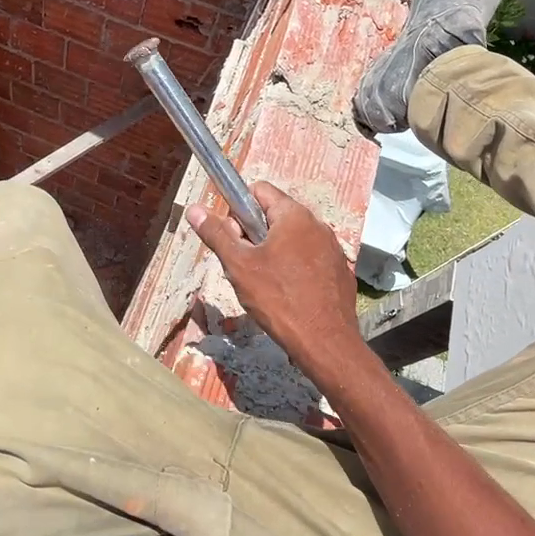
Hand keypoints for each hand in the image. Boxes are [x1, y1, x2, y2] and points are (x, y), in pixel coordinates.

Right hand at [186, 182, 361, 378]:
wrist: (326, 345)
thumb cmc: (279, 299)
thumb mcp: (239, 266)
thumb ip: (216, 234)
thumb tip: (194, 209)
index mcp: (293, 215)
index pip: (258, 191)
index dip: (239, 211)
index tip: (235, 240)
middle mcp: (317, 224)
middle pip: (274, 216)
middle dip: (255, 236)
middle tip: (247, 267)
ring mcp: (332, 248)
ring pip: (292, 239)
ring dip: (275, 254)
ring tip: (267, 286)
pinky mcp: (340, 271)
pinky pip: (310, 259)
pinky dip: (296, 270)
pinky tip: (290, 296)